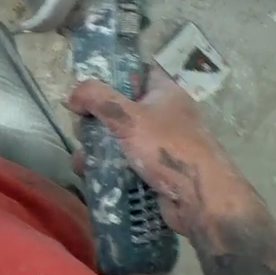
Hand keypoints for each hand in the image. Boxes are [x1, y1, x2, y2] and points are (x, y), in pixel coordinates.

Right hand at [67, 67, 260, 235]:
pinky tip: (90, 174)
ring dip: (97, 146)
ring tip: (82, 159)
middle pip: (120, 106)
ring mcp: (160, 144)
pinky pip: (124, 161)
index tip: (87, 86)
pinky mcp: (156, 170)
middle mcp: (164, 114)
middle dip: (95, 119)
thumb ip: (95, 98)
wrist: (203, 204)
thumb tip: (72, 97)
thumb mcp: (127, 117)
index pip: (135, 70)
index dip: (110, 74)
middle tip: (82, 129)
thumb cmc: (168, 149)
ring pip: (119, 136)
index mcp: (165, 92)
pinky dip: (107, 166)